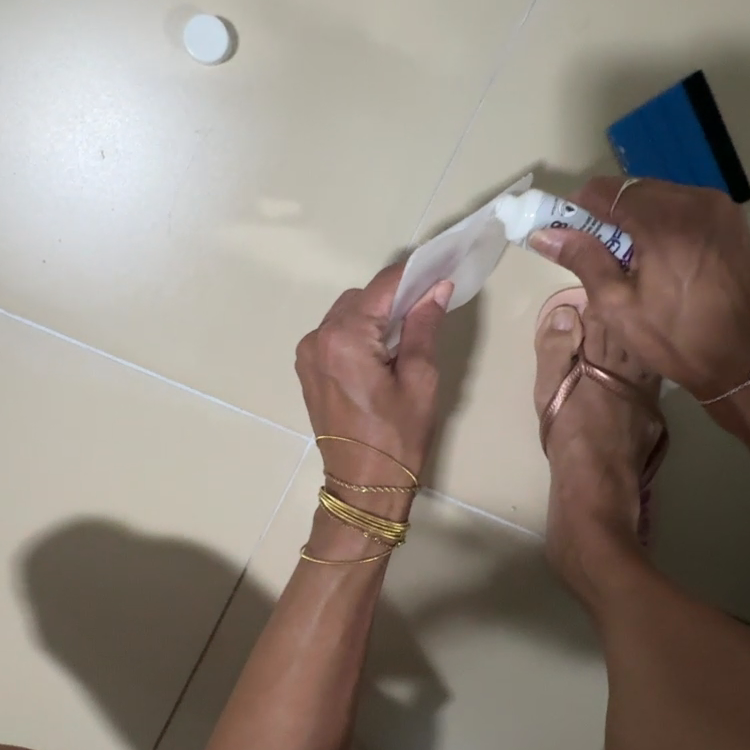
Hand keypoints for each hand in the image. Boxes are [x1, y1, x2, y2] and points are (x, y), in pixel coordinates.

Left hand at [295, 264, 452, 492]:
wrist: (363, 487)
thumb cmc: (397, 436)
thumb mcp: (420, 379)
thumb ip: (423, 326)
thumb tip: (436, 287)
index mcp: (344, 338)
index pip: (382, 286)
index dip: (414, 272)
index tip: (441, 263)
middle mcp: (317, 338)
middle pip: (360, 298)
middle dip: (393, 297)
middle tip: (429, 306)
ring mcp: (307, 354)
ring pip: (346, 314)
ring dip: (375, 315)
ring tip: (407, 332)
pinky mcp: (308, 370)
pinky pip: (335, 335)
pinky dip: (358, 333)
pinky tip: (381, 350)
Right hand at [527, 177, 749, 401]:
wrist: (741, 361)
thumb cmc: (674, 339)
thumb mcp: (617, 305)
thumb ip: (582, 259)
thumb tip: (544, 234)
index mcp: (666, 221)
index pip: (607, 191)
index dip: (579, 209)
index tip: (569, 235)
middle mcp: (696, 202)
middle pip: (634, 189)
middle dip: (609, 214)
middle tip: (598, 253)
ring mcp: (719, 208)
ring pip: (659, 195)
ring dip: (636, 217)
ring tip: (630, 259)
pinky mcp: (731, 220)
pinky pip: (683, 206)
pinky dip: (662, 221)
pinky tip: (659, 256)